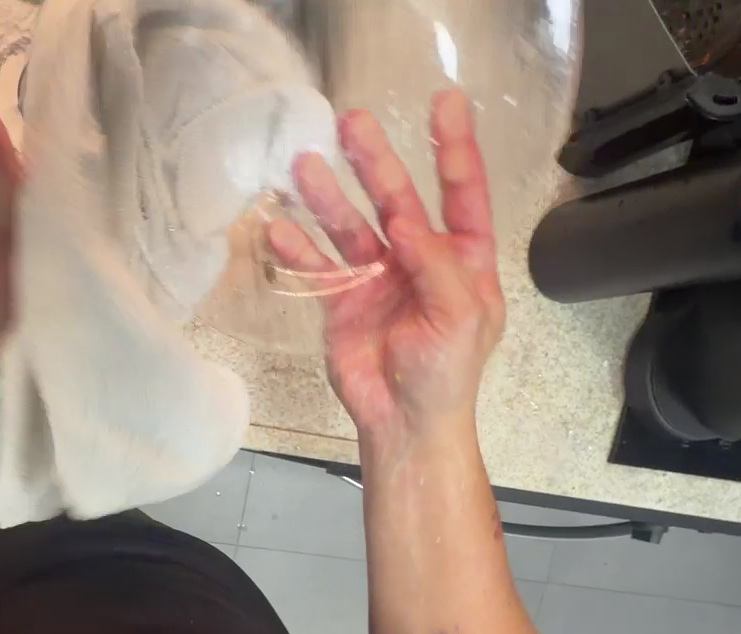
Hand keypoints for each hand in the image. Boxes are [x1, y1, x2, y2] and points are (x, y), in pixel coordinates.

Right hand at [267, 90, 504, 448]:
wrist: (403, 420)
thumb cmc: (446, 373)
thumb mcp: (461, 317)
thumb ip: (438, 265)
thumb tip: (407, 223)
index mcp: (461, 259)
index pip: (461, 194)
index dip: (453, 150)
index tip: (443, 105)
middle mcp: (417, 259)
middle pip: (396, 200)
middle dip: (376, 163)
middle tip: (352, 123)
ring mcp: (375, 279)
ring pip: (350, 228)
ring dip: (328, 198)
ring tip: (303, 166)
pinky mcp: (341, 303)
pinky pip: (318, 270)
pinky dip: (298, 250)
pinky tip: (278, 227)